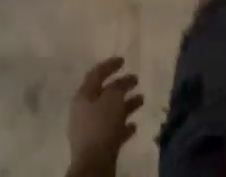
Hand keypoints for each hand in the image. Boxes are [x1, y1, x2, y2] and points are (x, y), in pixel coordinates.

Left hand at [67, 56, 142, 173]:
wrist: (94, 164)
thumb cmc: (101, 126)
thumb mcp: (112, 99)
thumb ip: (118, 87)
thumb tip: (121, 82)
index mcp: (83, 96)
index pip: (96, 74)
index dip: (109, 65)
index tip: (123, 60)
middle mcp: (84, 110)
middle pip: (104, 93)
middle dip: (121, 85)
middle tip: (136, 79)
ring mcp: (90, 129)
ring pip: (110, 112)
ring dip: (125, 105)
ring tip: (141, 100)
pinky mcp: (98, 145)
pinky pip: (112, 130)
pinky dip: (123, 126)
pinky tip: (134, 125)